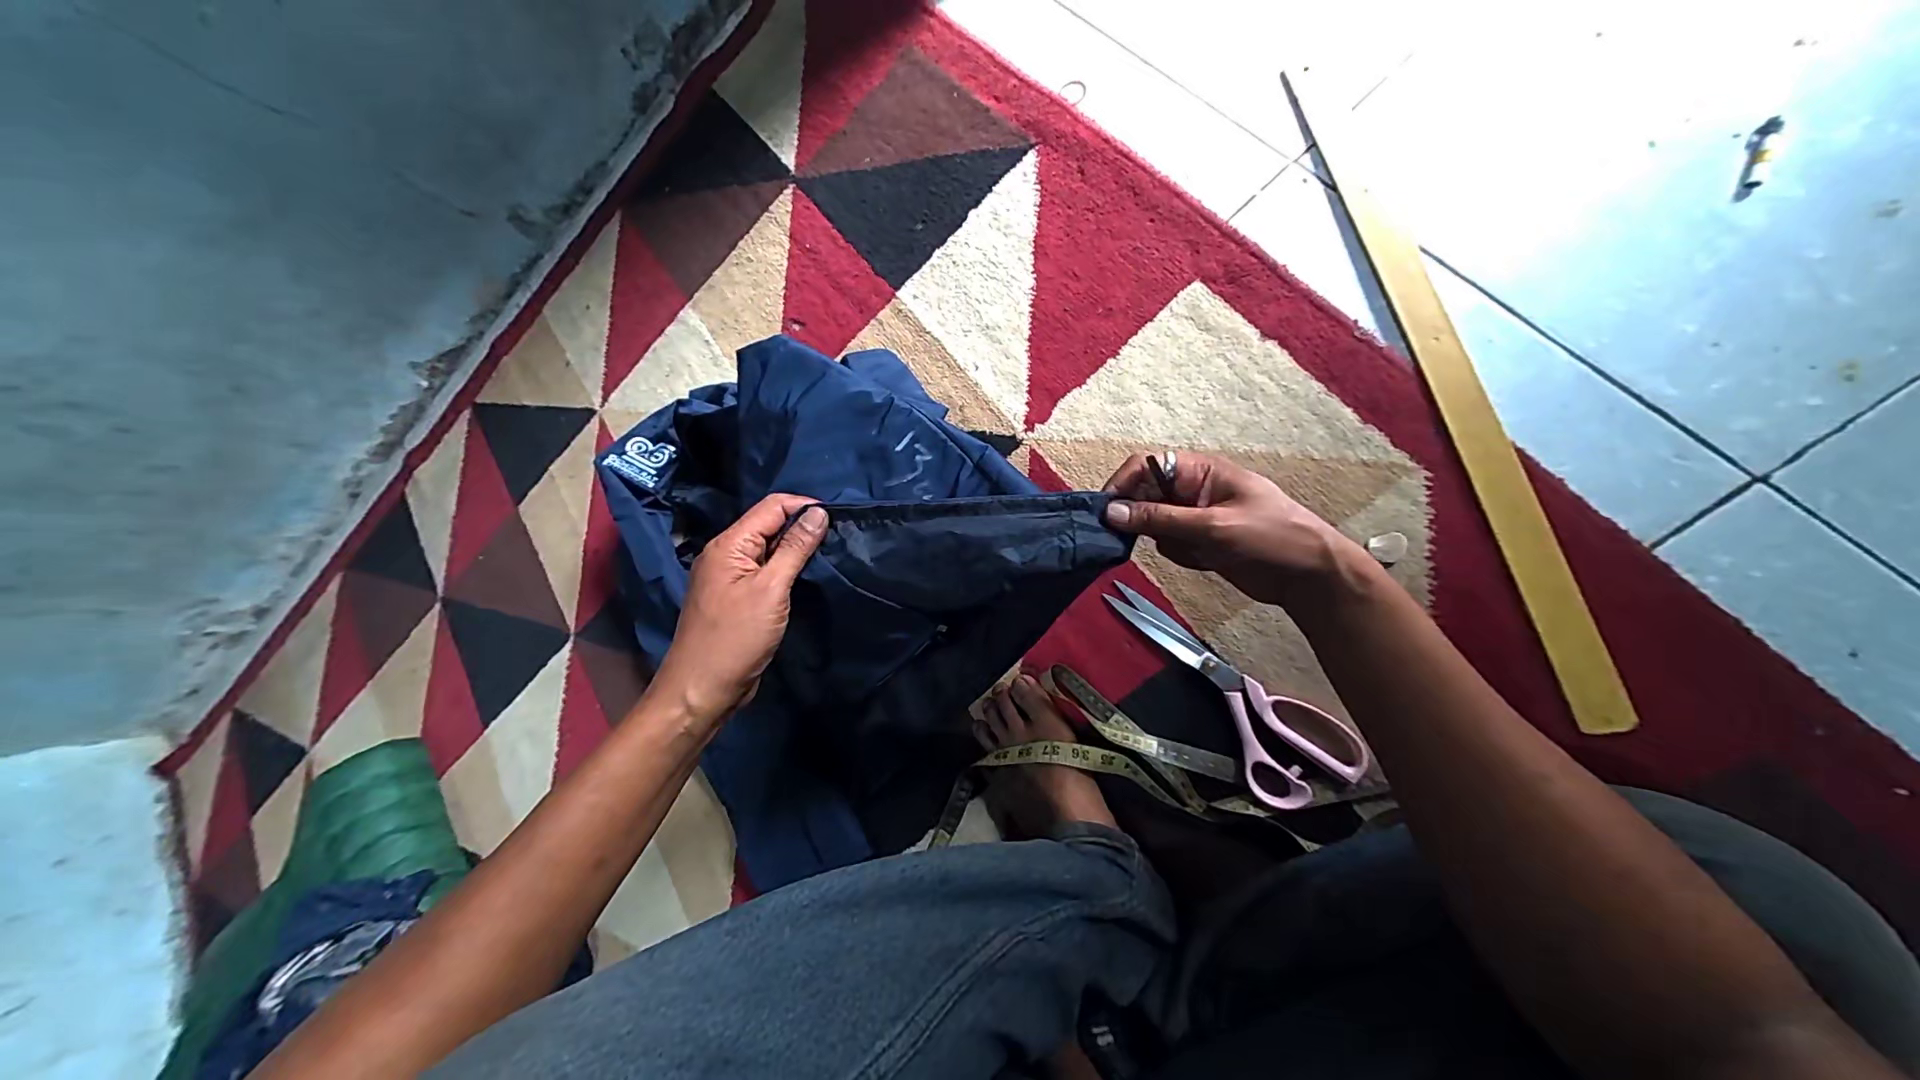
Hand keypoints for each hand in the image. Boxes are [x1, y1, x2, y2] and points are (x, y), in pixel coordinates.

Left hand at [647, 494, 827, 721]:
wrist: (702, 689)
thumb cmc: (736, 638)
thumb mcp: (771, 589)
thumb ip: (795, 548)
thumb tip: (818, 512)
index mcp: (728, 545)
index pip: (771, 507)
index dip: (804, 506)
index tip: (838, 518)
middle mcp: (726, 554)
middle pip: (769, 524)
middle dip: (802, 525)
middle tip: (838, 537)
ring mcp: (730, 577)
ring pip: (768, 549)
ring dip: (796, 548)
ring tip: (829, 554)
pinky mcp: (737, 597)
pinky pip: (765, 571)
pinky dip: (786, 568)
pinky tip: (806, 576)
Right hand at [1101, 451, 1368, 607]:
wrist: (1308, 577)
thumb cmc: (1272, 537)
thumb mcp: (1212, 526)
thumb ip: (1159, 519)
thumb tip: (1112, 512)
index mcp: (1200, 471)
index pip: (1146, 466)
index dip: (1122, 485)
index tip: (1106, 512)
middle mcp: (1192, 490)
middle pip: (1145, 496)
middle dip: (1144, 520)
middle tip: (1156, 537)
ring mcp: (1195, 517)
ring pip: (1154, 526)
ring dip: (1169, 542)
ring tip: (1199, 551)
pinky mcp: (1199, 542)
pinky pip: (1170, 546)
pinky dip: (1182, 556)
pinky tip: (1208, 561)